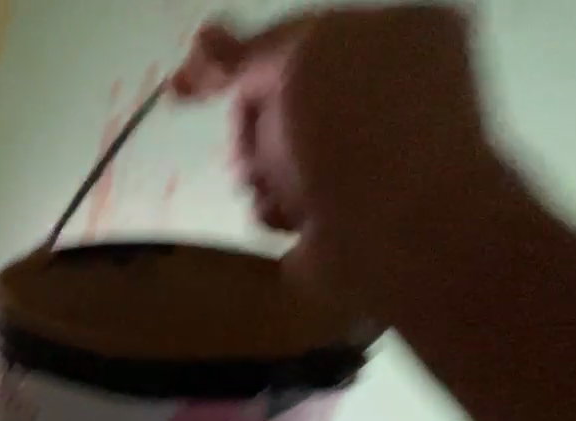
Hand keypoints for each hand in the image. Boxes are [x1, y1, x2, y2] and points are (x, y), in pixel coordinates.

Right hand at [171, 4, 513, 315]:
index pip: (291, 36)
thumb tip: (200, 39)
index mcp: (396, 30)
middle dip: (251, 128)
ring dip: (259, 173)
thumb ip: (251, 50)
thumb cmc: (358, 134)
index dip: (232, 62)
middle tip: (260, 151)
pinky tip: (292, 215)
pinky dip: (275, 206)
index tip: (179, 92)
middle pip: (274, 99)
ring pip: (272, 152)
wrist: (396, 234)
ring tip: (280, 190)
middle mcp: (387, 83)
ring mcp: (368, 145)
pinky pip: (284, 194)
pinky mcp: (345, 201)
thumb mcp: (301, 63)